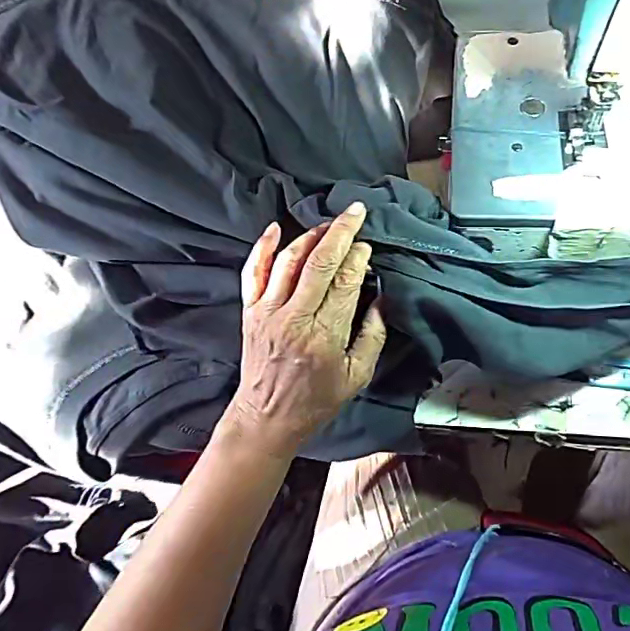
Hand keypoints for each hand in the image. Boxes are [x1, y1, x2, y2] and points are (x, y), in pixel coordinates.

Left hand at [218, 203, 387, 461]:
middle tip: (356, 212)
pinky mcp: (250, 312)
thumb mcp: (357, 376)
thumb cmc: (314, 400)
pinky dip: (263, 248)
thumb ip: (373, 336)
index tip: (367, 246)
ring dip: (311, 236)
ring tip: (329, 223)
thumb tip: (379, 300)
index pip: (345, 283)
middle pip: (320, 263)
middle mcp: (294, 319)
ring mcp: (268, 312)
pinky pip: (253, 272)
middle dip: (341, 232)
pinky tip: (275, 228)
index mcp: (324, 337)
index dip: (359, 258)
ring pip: (290, 261)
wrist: (267, 418)